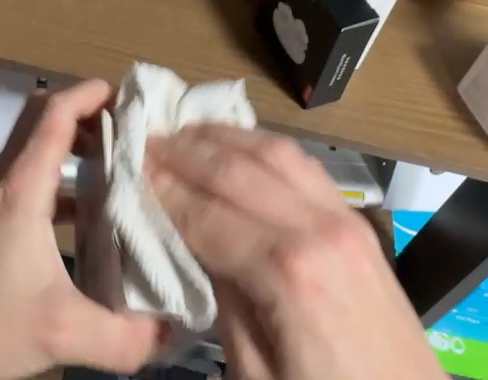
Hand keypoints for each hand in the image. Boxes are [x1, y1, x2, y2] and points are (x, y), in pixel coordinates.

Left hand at [0, 78, 162, 379]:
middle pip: (43, 117)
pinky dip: (62, 176)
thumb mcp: (63, 333)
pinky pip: (32, 177)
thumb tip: (175, 329)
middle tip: (129, 126)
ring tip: (118, 161)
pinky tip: (89, 211)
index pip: (56, 112)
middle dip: (86, 110)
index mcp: (23, 186)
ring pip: (35, 146)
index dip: (91, 93)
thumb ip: (125, 337)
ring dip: (73, 142)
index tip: (130, 96)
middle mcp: (7, 181)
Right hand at [149, 125, 443, 379]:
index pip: (207, 212)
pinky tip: (237, 146)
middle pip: (236, 169)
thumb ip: (224, 300)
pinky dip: (262, 145)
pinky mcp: (358, 220)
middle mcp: (317, 227)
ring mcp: (344, 217)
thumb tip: (193, 243)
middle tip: (143, 139)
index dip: (163, 188)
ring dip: (222, 136)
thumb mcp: (257, 375)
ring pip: (273, 150)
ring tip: (182, 131)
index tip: (129, 166)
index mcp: (288, 272)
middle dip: (183, 150)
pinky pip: (304, 165)